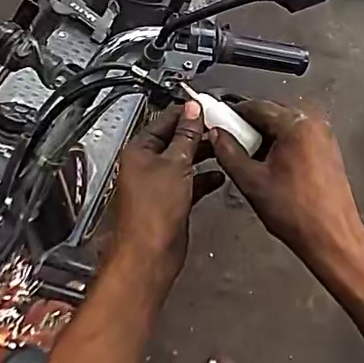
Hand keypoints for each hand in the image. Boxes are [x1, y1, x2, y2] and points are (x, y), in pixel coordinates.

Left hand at [106, 101, 208, 296]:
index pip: (164, 120)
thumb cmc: (153, 212)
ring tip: (224, 146)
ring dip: (203, 154)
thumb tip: (193, 111)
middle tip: (220, 126)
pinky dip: (204, 177)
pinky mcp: (170, 201)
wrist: (151, 254)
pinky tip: (219, 174)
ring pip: (184, 160)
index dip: (186, 113)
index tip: (207, 107)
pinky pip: (190, 181)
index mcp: (139, 149)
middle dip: (197, 133)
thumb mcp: (176, 163)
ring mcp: (158, 183)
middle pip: (175, 139)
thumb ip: (187, 135)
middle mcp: (146, 164)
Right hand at [206, 101, 363, 268]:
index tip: (220, 123)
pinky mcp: (327, 150)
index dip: (233, 114)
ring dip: (266, 134)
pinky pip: (298, 135)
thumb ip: (229, 152)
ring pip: (284, 123)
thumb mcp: (251, 181)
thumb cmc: (300, 214)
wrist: (332, 239)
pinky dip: (281, 142)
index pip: (256, 106)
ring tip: (252, 158)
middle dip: (250, 124)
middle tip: (233, 142)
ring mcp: (323, 136)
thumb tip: (218, 136)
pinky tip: (271, 165)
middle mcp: (313, 124)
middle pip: (271, 111)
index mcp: (296, 125)